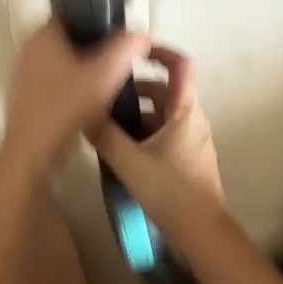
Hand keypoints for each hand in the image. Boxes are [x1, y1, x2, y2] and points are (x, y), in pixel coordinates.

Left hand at [3, 22, 149, 176]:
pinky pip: (57, 83)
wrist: (32, 156)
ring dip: (85, 70)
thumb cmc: (67, 107)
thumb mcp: (105, 74)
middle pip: (71, 39)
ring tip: (109, 81)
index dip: (99, 21)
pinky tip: (90, 102)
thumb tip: (141, 34)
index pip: (75, 13)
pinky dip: (74, 88)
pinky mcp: (27, 98)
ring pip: (65, 63)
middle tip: (119, 60)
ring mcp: (25, 75)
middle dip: (95, 49)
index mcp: (44, 34)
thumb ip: (126, 49)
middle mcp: (30, 49)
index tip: (118, 35)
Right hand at [88, 45, 223, 211]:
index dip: (159, 50)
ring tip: (108, 122)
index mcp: (185, 109)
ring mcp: (193, 139)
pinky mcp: (188, 157)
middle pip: (166, 89)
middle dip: (136, 87)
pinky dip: (145, 131)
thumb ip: (105, 135)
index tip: (133, 52)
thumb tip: (81, 112)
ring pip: (164, 113)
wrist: (201, 232)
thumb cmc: (170, 190)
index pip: (181, 64)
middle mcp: (192, 118)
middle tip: (107, 94)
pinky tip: (122, 148)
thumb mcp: (130, 162)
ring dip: (138, 112)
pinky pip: (165, 132)